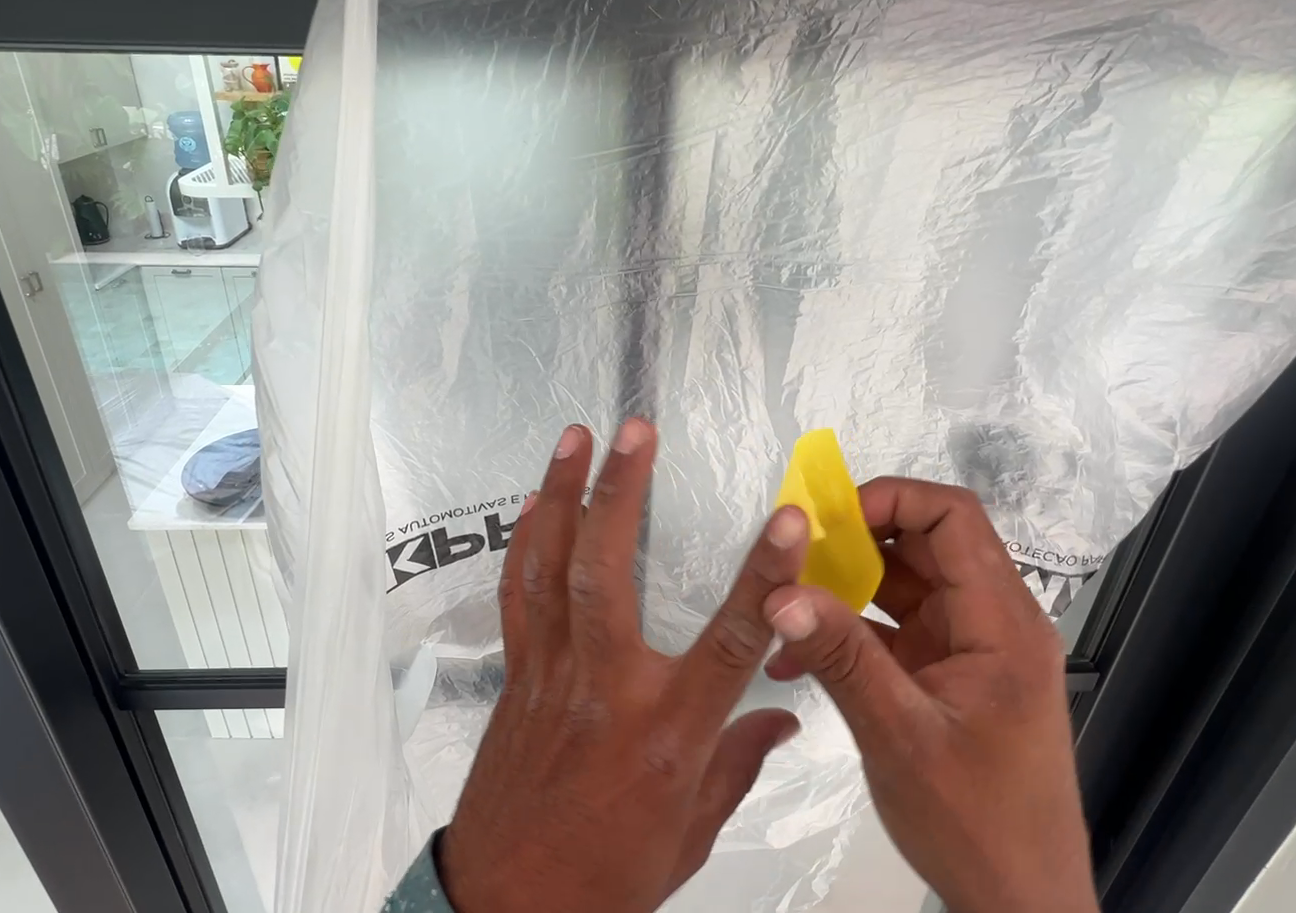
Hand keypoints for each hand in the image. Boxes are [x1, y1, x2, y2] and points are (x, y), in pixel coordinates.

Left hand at [439, 419, 812, 912]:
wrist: (506, 904)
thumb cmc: (607, 878)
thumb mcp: (692, 835)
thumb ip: (739, 762)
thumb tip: (784, 713)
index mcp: (666, 734)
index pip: (728, 642)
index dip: (764, 577)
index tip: (789, 517)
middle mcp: (605, 689)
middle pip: (606, 575)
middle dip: (621, 493)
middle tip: (635, 430)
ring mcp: (552, 675)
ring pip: (550, 570)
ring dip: (560, 496)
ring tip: (574, 437)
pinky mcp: (517, 675)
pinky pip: (517, 596)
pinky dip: (524, 540)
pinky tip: (531, 500)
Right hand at [762, 478, 1098, 912]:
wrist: (1018, 907)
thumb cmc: (977, 822)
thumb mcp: (900, 736)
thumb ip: (841, 657)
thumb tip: (780, 593)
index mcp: (1001, 622)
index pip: (953, 518)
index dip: (891, 499)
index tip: (827, 521)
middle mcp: (988, 622)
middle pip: (923, 545)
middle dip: (854, 541)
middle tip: (793, 555)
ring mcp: (965, 650)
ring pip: (902, 586)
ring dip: (843, 588)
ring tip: (785, 601)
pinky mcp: (942, 676)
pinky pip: (890, 631)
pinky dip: (845, 633)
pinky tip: (795, 658)